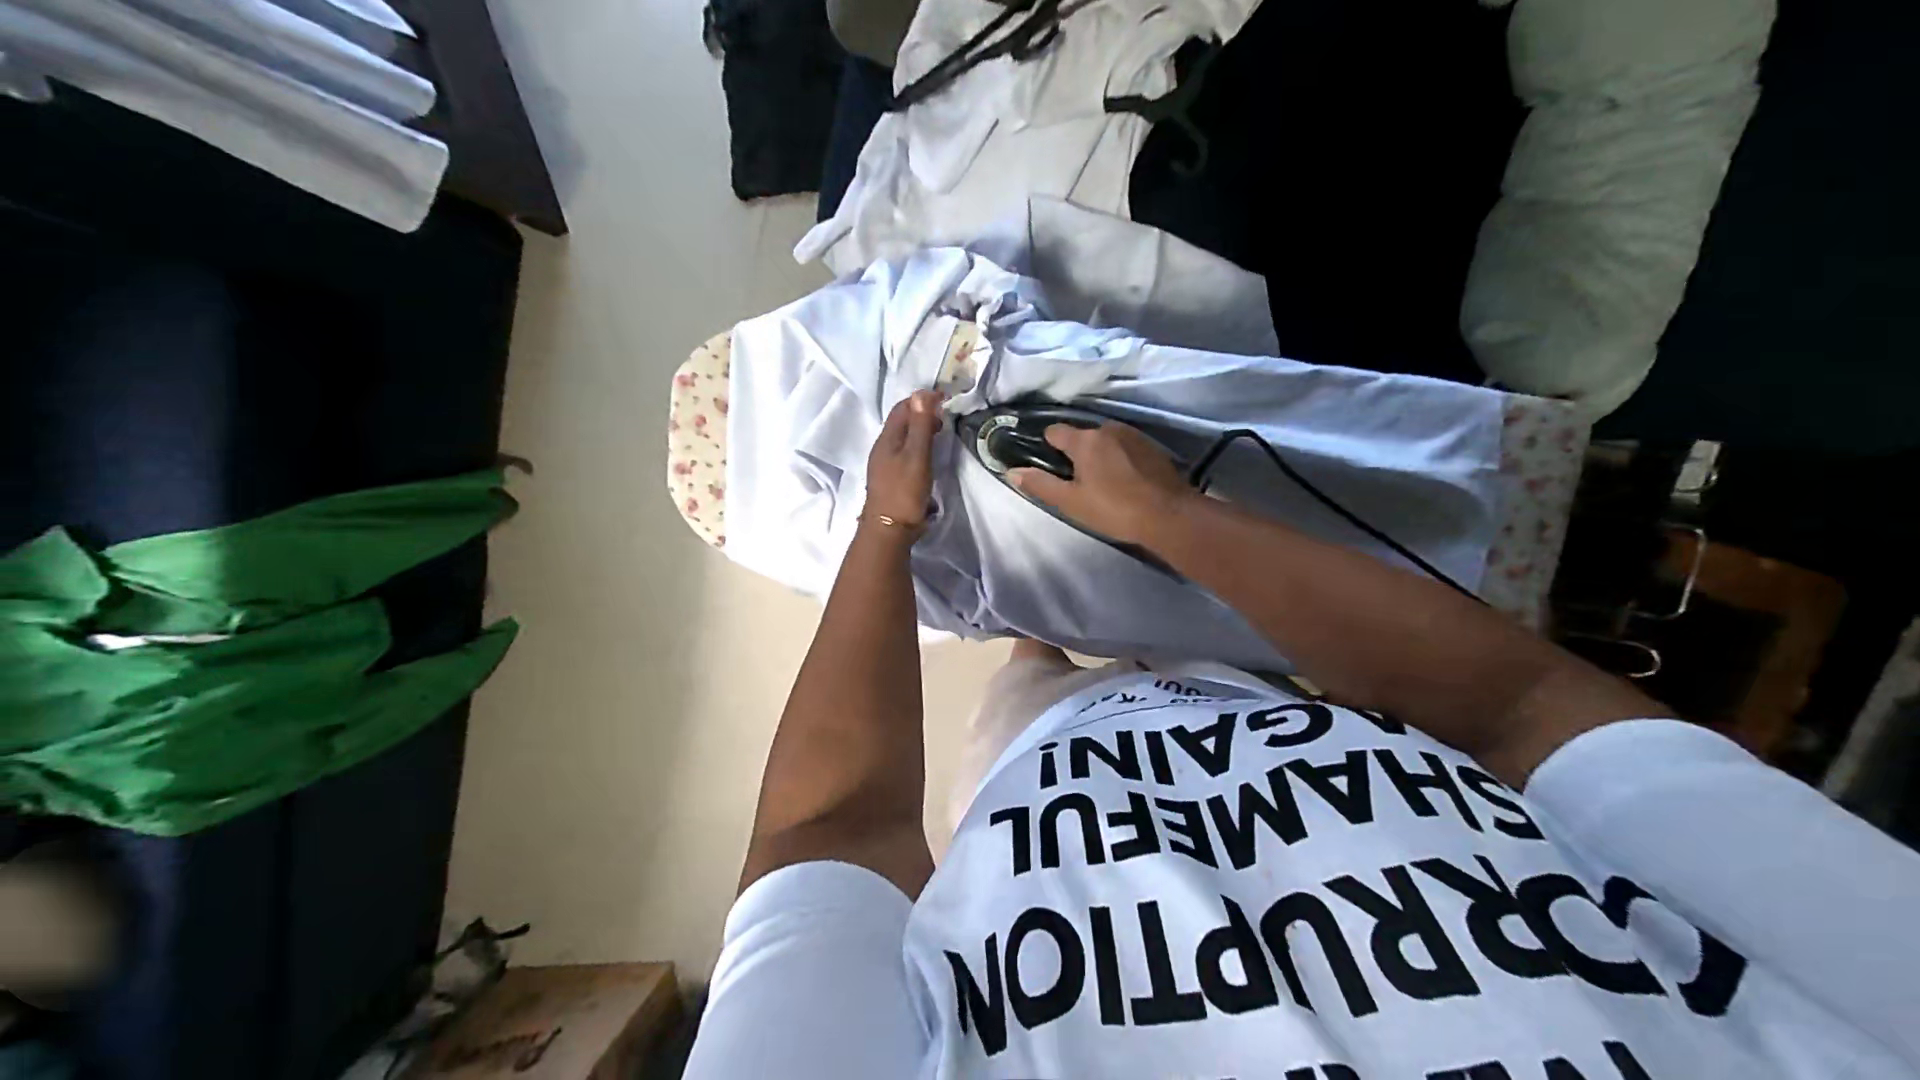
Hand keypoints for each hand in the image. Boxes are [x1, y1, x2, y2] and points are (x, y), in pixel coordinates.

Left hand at [864, 389, 944, 530]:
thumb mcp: (917, 456)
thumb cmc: (905, 492)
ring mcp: (884, 464)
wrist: (889, 530)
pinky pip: (904, 453)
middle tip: (944, 417)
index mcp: (887, 439)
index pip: (902, 408)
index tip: (945, 398)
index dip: (922, 399)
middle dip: (921, 413)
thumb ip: (920, 426)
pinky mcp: (891, 478)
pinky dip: (918, 447)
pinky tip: (928, 457)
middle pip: (901, 422)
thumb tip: (921, 394)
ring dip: (920, 431)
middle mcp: (882, 448)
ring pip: (903, 438)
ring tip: (939, 434)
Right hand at [1007, 421, 1195, 544]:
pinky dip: (1120, 458)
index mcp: (1085, 439)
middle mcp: (1108, 428)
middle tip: (1077, 482)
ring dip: (1100, 455)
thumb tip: (1012, 471)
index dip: (1047, 447)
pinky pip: (1125, 447)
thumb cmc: (1114, 509)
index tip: (1049, 466)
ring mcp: (1133, 435)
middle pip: (1081, 436)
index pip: (1055, 431)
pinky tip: (1124, 480)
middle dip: (1076, 453)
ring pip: (1105, 441)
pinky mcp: (1152, 446)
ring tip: (1102, 482)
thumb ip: (1040, 484)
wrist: (1169, 515)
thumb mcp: (1071, 502)